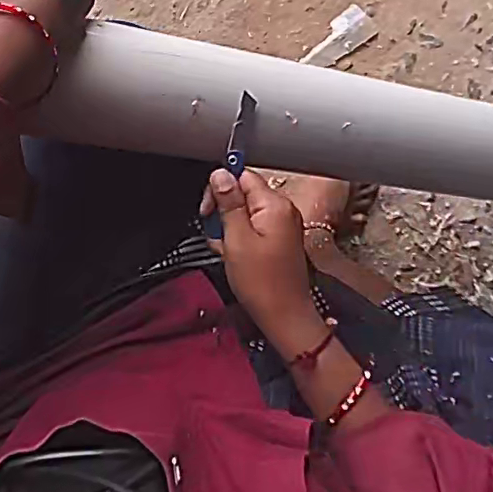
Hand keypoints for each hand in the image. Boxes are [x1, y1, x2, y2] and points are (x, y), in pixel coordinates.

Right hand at [203, 169, 322, 343]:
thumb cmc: (262, 283)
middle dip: (223, 209)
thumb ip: (228, 203)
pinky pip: (253, 227)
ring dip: (229, 226)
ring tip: (226, 248)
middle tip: (215, 231)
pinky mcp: (278, 240)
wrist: (284, 316)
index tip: (208, 209)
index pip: (242, 176)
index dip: (220, 189)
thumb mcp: (236, 238)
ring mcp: (282, 225)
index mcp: (274, 205)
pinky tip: (234, 254)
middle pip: (243, 192)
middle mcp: (283, 211)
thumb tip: (220, 174)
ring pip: (245, 211)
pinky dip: (239, 237)